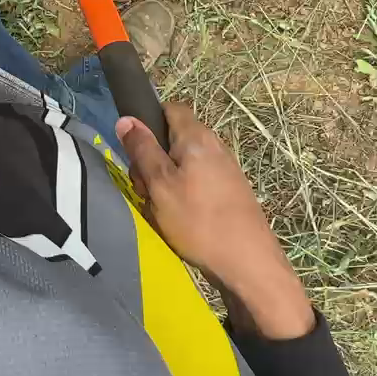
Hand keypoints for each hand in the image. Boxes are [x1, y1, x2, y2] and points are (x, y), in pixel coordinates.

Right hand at [116, 103, 315, 340]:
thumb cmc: (199, 221)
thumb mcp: (159, 184)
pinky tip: (180, 221)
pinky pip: (198, 183)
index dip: (149, 121)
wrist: (250, 268)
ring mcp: (226, 171)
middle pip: (174, 139)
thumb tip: (126, 119)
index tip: (137, 149)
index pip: (169, 107)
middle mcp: (215, 146)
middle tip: (145, 188)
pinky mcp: (231, 194)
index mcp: (197, 136)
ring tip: (161, 210)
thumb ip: (142, 149)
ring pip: (184, 164)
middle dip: (154, 159)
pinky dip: (184, 196)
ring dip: (166, 182)